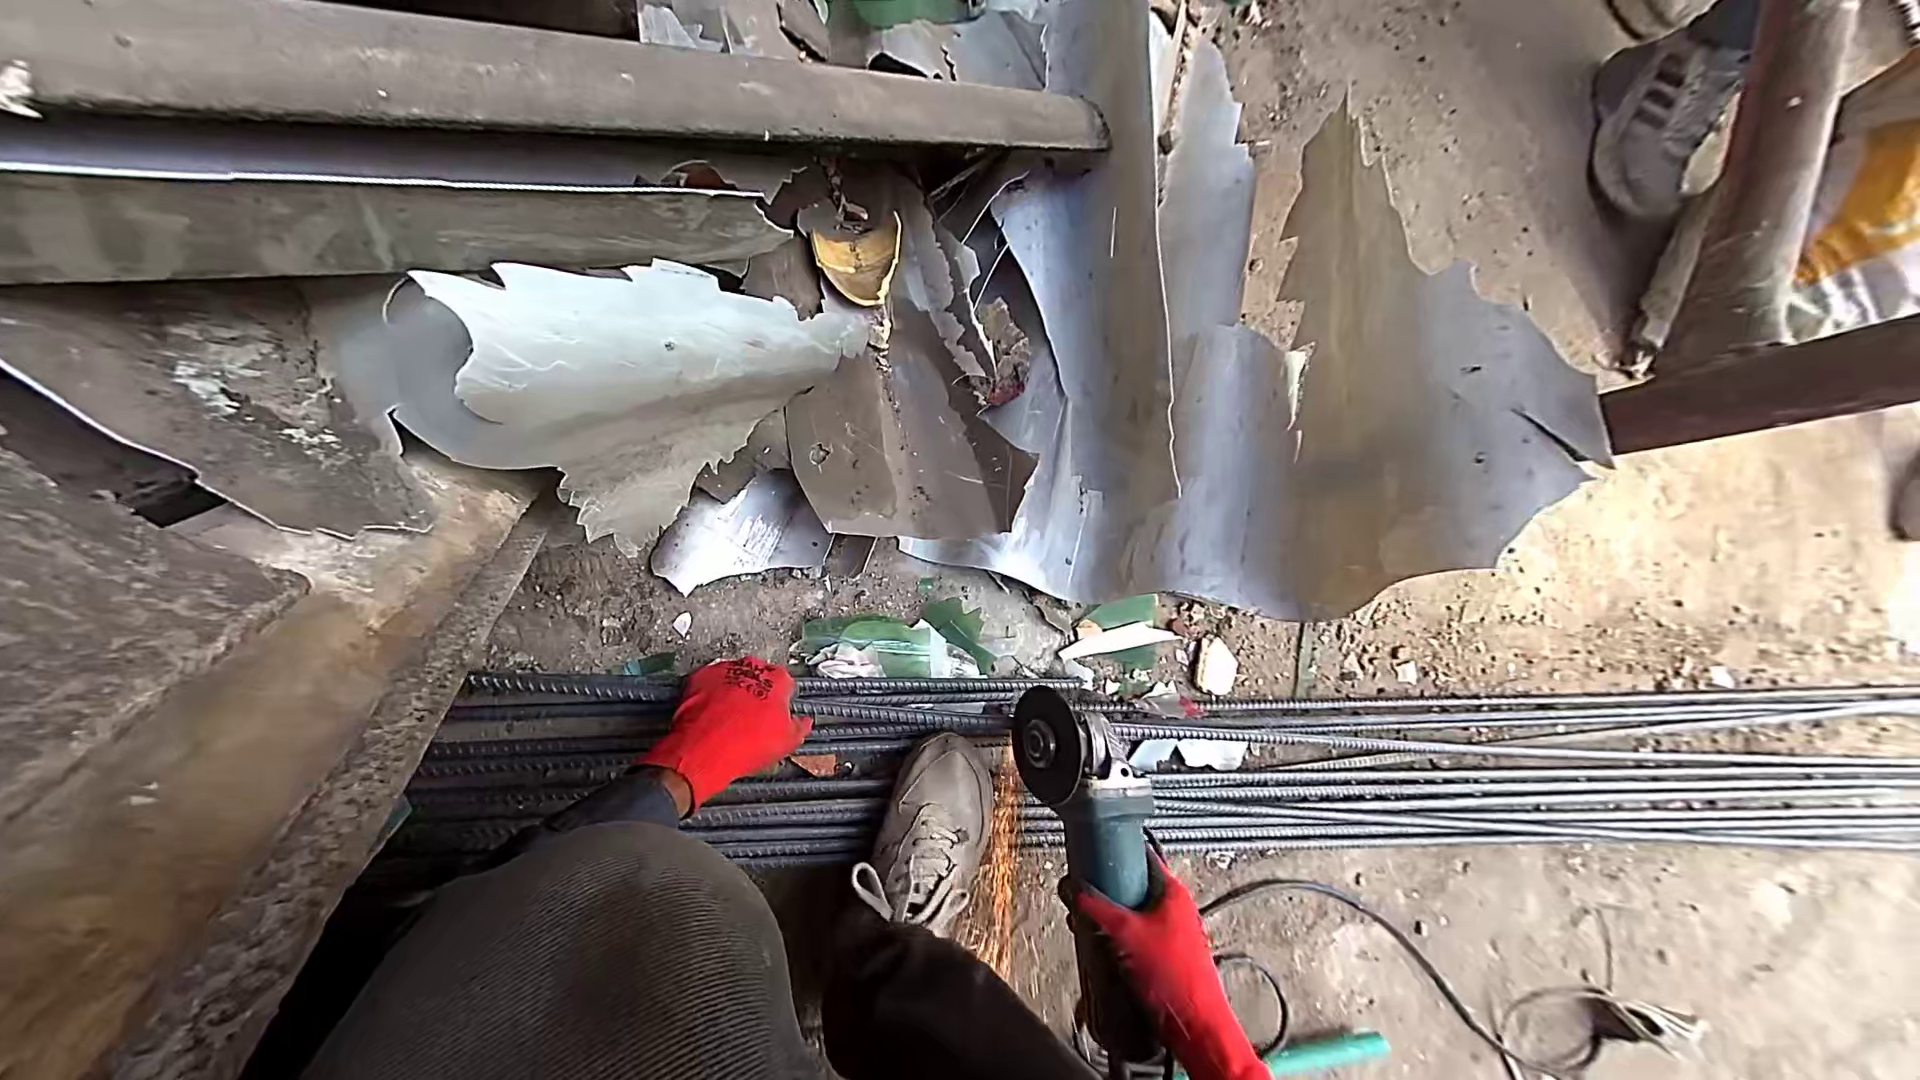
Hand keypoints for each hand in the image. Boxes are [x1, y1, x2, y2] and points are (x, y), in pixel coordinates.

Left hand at [638, 658, 811, 808]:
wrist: (703, 752)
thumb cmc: (742, 745)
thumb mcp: (786, 742)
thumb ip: (800, 727)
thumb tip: (803, 724)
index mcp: (778, 679)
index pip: (787, 684)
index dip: (782, 702)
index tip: (776, 713)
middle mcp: (753, 668)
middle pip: (760, 677)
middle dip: (757, 693)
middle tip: (752, 717)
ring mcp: (726, 671)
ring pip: (735, 677)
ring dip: (734, 692)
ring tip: (730, 718)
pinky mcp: (701, 677)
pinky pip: (709, 682)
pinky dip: (710, 693)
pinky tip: (712, 713)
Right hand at [1072, 855, 1265, 1079]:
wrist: (1196, 1029)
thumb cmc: (1177, 980)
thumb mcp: (1126, 933)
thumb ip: (1097, 907)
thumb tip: (1076, 891)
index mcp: (1173, 892)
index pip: (1141, 855)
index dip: (1117, 851)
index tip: (1096, 851)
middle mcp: (1175, 909)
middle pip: (1134, 885)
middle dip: (1106, 892)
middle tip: (1087, 895)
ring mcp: (1172, 933)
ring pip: (1133, 913)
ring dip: (1110, 919)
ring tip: (1092, 926)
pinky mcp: (1166, 956)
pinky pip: (1137, 936)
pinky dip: (1119, 939)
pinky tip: (1105, 950)